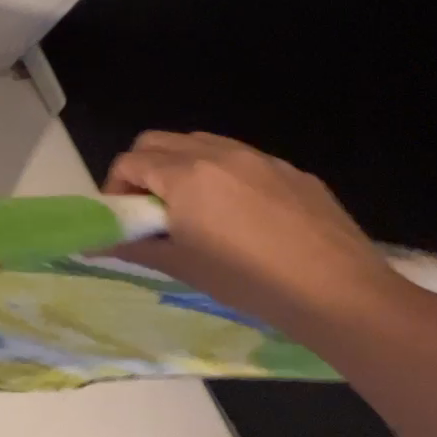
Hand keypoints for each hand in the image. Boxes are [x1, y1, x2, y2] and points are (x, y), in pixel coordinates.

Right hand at [104, 132, 406, 332]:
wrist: (341, 295)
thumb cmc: (248, 280)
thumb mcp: (181, 266)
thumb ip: (133, 246)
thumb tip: (95, 244)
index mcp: (185, 175)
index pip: (129, 162)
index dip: (115, 188)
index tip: (124, 218)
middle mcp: (219, 155)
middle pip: (158, 141)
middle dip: (143, 168)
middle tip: (150, 207)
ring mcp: (261, 160)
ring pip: (201, 143)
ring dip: (181, 165)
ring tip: (193, 206)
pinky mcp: (294, 172)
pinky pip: (242, 159)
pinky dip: (223, 174)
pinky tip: (240, 214)